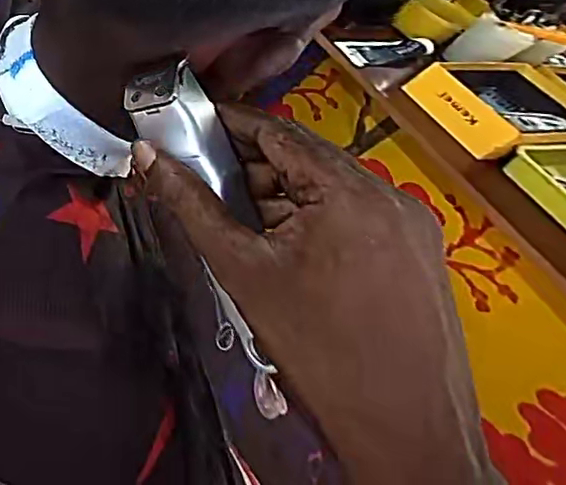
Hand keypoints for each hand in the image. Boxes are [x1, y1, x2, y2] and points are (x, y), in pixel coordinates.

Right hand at [132, 105, 494, 484]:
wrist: (409, 442)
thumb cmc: (318, 350)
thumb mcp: (240, 267)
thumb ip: (188, 201)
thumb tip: (146, 154)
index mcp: (350, 194)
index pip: (276, 131)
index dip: (226, 122)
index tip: (187, 125)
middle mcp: (389, 197)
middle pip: (302, 154)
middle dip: (249, 161)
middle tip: (204, 177)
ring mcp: (412, 225)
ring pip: (326, 182)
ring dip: (278, 189)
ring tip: (241, 220)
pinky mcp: (419, 251)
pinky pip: (351, 209)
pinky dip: (310, 212)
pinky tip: (282, 244)